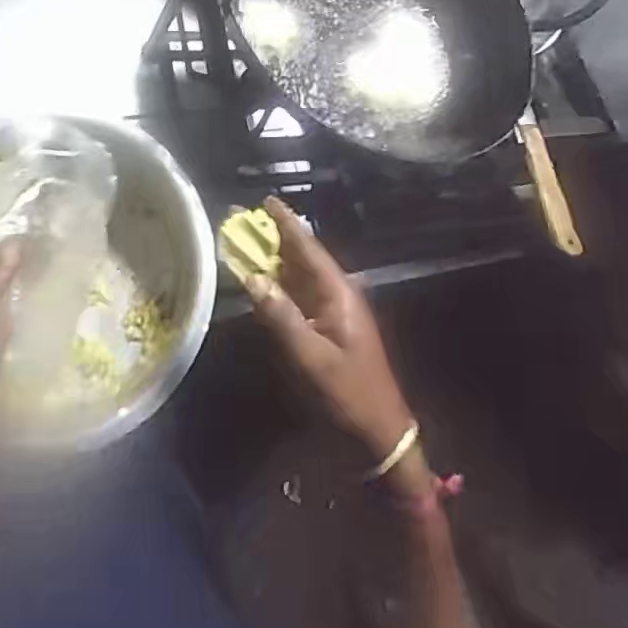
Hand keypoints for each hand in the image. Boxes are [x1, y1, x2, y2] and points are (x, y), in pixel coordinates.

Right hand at [246, 198, 416, 468]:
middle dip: (277, 237)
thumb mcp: (312, 357)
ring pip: (302, 275)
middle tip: (248, 219)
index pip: (309, 249)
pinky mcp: (330, 325)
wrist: (379, 426)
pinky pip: (302, 295)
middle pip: (304, 257)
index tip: (268, 201)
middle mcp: (338, 293)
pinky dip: (282, 284)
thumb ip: (281, 317)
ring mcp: (335, 309)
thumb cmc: (349, 391)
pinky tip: (265, 278)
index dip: (288, 224)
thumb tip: (253, 279)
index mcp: (339, 293)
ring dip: (278, 258)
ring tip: (250, 240)